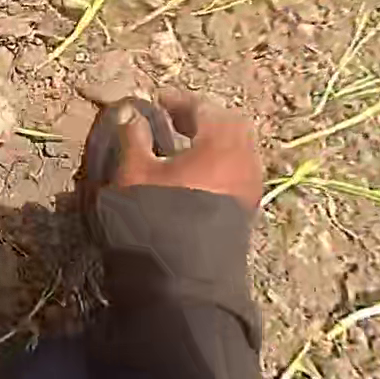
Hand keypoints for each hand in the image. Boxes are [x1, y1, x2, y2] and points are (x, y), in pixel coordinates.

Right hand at [104, 93, 263, 207]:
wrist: (181, 278)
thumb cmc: (155, 217)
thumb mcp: (134, 172)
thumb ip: (133, 137)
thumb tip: (131, 113)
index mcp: (219, 146)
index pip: (204, 109)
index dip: (179, 101)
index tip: (157, 100)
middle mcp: (243, 162)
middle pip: (230, 125)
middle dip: (203, 117)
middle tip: (174, 117)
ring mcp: (248, 188)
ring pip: (237, 149)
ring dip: (212, 139)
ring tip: (181, 144)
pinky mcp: (245, 209)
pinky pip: (237, 169)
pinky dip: (218, 160)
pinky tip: (192, 171)